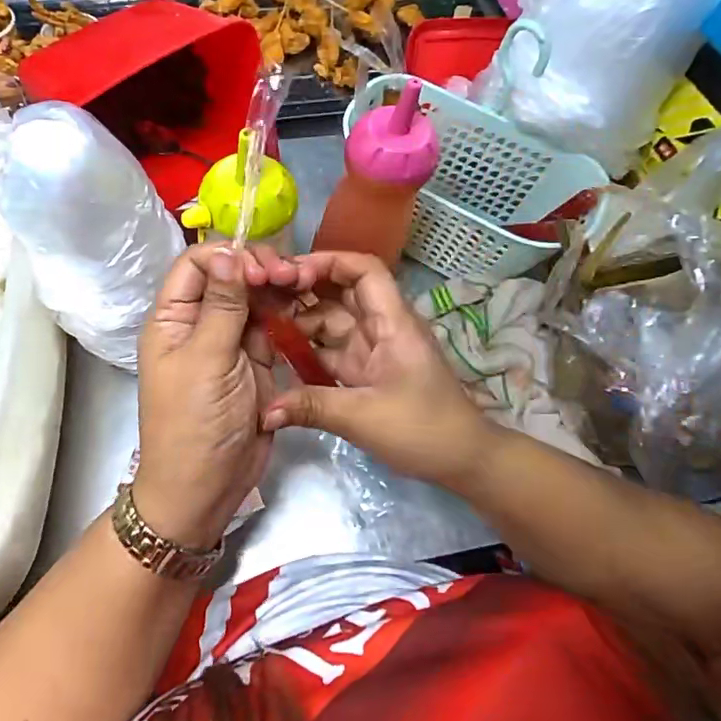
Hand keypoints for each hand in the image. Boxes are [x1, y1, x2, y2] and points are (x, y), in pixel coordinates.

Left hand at [133, 243, 308, 549]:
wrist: (207, 487)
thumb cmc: (195, 424)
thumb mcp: (207, 361)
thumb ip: (223, 306)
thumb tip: (230, 255)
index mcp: (173, 319)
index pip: (197, 265)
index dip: (228, 257)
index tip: (260, 268)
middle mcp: (200, 323)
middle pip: (230, 276)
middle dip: (258, 268)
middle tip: (289, 275)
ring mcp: (230, 341)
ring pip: (254, 298)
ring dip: (276, 288)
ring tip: (301, 285)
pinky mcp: (256, 359)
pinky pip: (272, 325)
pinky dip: (287, 313)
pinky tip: (305, 305)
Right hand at [262, 251, 499, 488]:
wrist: (461, 458)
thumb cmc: (422, 428)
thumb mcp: (364, 417)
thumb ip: (311, 407)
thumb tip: (263, 410)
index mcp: (393, 322)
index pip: (365, 270)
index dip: (328, 262)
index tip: (290, 273)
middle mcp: (382, 326)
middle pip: (342, 291)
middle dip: (304, 288)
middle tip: (262, 293)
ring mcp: (374, 348)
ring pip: (333, 320)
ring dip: (300, 319)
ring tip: (259, 319)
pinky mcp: (367, 371)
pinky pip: (332, 349)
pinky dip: (307, 348)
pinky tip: (276, 350)